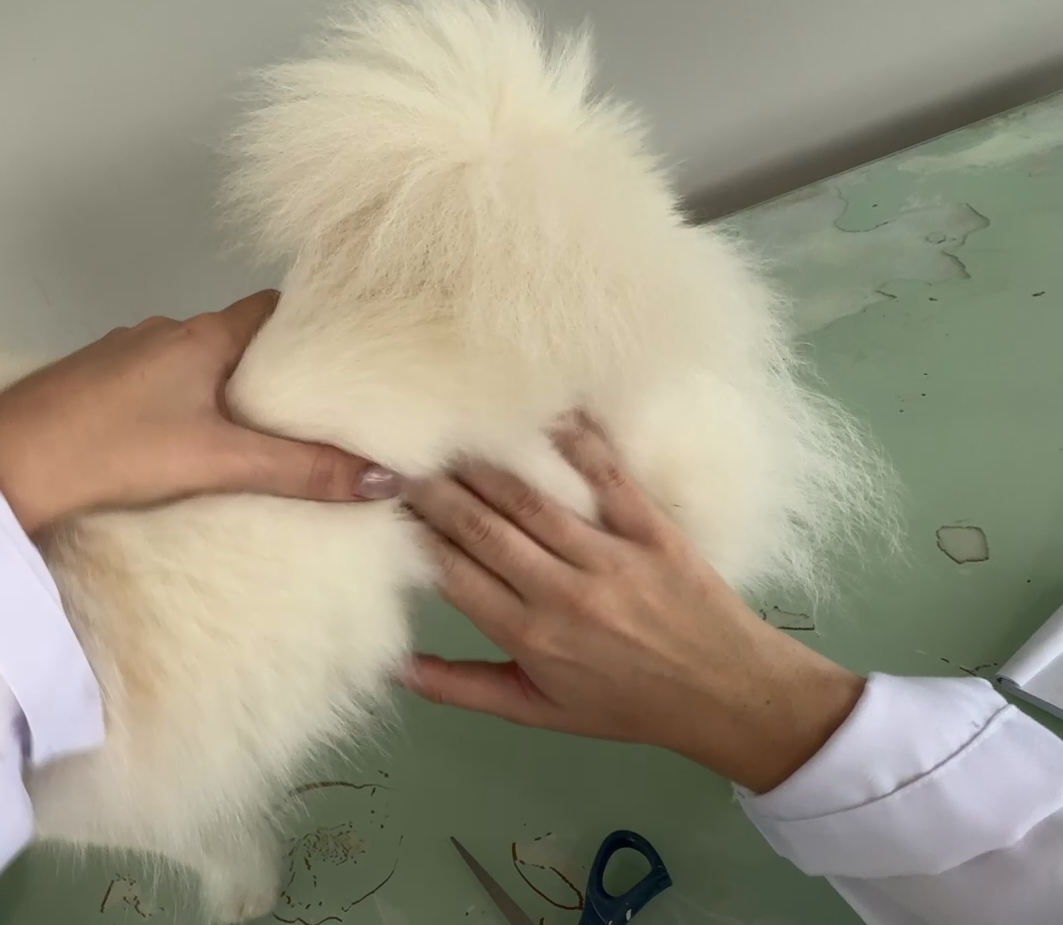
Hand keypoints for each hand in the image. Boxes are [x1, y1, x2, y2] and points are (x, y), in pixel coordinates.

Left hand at [0, 290, 398, 534]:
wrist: (9, 463)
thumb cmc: (116, 450)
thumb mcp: (218, 461)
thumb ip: (300, 470)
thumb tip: (385, 478)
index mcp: (201, 335)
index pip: (274, 311)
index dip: (312, 331)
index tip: (342, 363)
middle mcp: (163, 331)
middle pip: (235, 338)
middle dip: (269, 371)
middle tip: (308, 414)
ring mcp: (122, 352)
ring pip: (192, 360)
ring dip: (220, 387)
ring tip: (249, 433)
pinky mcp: (94, 380)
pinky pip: (154, 379)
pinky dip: (178, 399)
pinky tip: (178, 438)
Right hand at [400, 417, 865, 793]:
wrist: (737, 700)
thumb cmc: (623, 703)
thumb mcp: (536, 712)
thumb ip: (461, 688)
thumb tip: (393, 666)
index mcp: (530, 634)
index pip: (452, 570)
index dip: (413, 532)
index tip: (385, 503)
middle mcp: (563, 592)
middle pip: (480, 526)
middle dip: (432, 488)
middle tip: (398, 457)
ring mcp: (610, 557)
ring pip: (527, 497)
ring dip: (478, 463)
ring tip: (442, 435)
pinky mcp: (652, 529)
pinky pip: (604, 475)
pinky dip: (570, 440)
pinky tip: (536, 412)